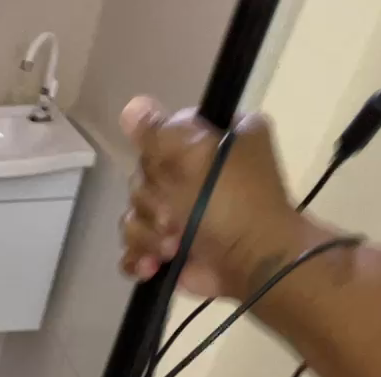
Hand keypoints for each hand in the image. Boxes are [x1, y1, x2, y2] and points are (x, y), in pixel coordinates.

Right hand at [117, 96, 325, 298]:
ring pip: (133, 217)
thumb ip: (161, 132)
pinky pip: (133, 248)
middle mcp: (198, 173)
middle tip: (175, 217)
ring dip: (148, 237)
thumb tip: (131, 107)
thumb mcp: (197, 156)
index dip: (157, 162)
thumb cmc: (229, 205)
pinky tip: (153, 265)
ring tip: (173, 247)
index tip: (170, 176)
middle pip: (143, 182)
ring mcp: (182, 213)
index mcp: (216, 140)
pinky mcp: (170, 247)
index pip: (163, 139)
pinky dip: (139, 258)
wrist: (249, 263)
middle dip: (152, 206)